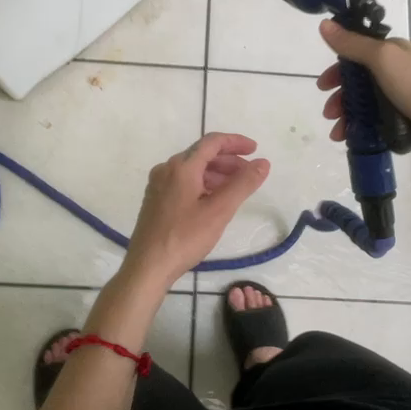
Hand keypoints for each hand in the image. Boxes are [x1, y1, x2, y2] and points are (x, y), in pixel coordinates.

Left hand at [121, 133, 270, 289]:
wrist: (147, 266)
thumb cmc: (185, 237)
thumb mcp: (219, 211)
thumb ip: (243, 184)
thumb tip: (263, 163)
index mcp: (181, 166)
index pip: (212, 142)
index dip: (235, 142)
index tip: (255, 150)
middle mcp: (166, 169)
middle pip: (201, 154)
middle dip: (228, 160)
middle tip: (249, 172)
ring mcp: (158, 185)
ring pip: (192, 169)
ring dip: (216, 173)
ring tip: (236, 188)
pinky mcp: (155, 200)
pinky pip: (183, 182)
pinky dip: (202, 184)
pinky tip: (213, 200)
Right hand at [317, 19, 410, 153]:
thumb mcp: (381, 58)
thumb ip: (352, 43)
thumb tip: (324, 24)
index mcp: (391, 51)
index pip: (355, 53)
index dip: (337, 68)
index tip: (323, 85)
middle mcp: (395, 69)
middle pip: (357, 81)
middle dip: (339, 96)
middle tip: (328, 112)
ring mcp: (400, 94)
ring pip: (364, 102)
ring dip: (346, 115)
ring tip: (337, 132)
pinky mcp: (403, 116)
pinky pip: (374, 118)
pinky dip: (359, 126)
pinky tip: (349, 137)